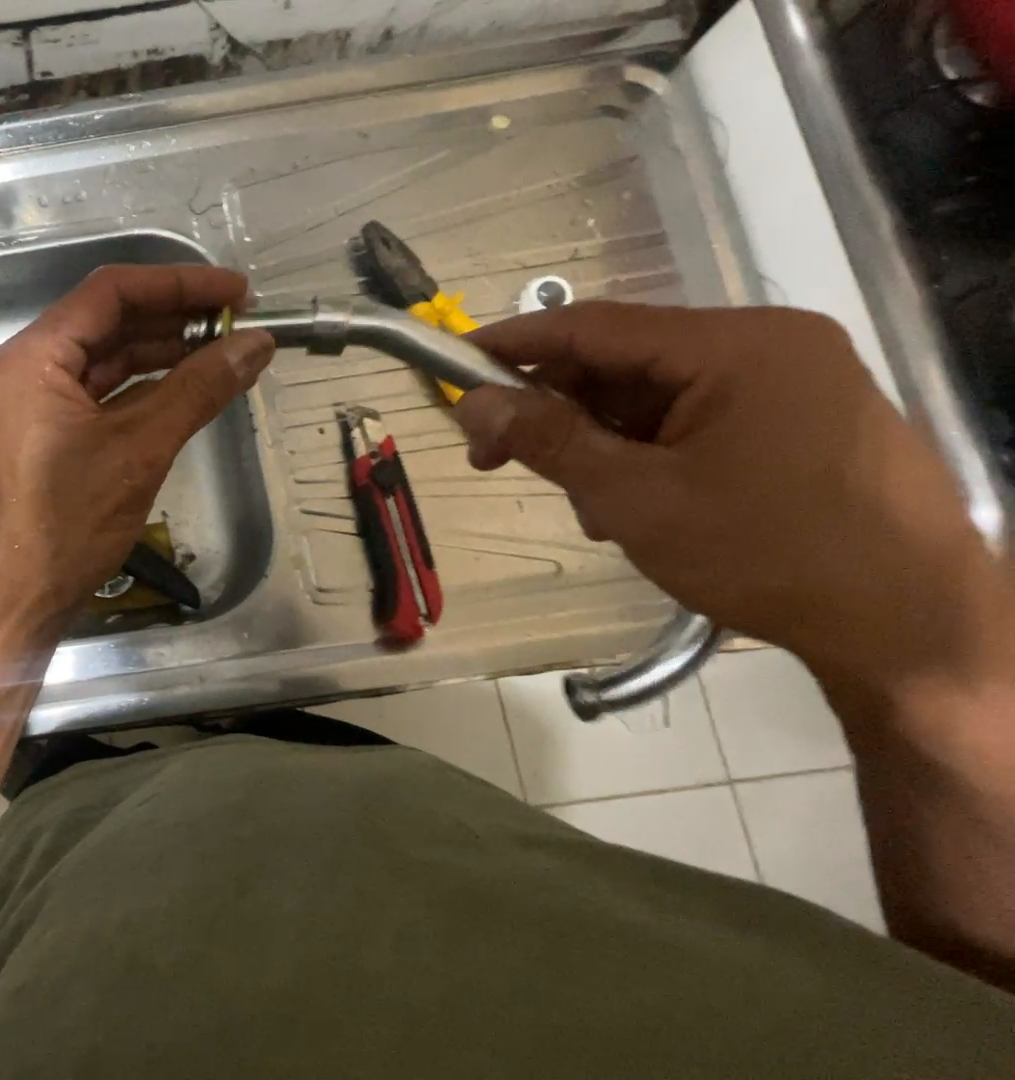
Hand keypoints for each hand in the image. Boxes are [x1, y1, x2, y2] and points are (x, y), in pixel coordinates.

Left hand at [0, 265, 274, 645]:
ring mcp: (36, 406)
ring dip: (163, 355)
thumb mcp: (139, 450)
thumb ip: (198, 389)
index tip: (238, 293)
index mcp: (34, 358)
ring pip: (107, 361)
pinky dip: (145, 391)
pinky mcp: (48, 438)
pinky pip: (101, 397)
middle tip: (239, 325)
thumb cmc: (67, 524)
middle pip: (109, 322)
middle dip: (174, 319)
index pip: (111, 292)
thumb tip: (257, 344)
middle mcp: (29, 370)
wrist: (16, 601)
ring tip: (225, 355)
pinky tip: (188, 391)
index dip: (179, 285)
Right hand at [453, 302, 1010, 691]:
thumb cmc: (768, 555)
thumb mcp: (636, 498)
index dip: (514, 343)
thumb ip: (549, 440)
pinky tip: (633, 509)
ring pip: (653, 398)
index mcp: (738, 346)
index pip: (596, 325)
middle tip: (493, 459)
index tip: (451, 364)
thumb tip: (472, 402)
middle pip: (622, 362)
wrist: (913, 627)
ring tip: (589, 508)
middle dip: (553, 411)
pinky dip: (644, 457)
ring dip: (599, 445)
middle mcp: (768, 347)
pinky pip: (691, 422)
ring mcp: (790, 385)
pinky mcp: (797, 423)